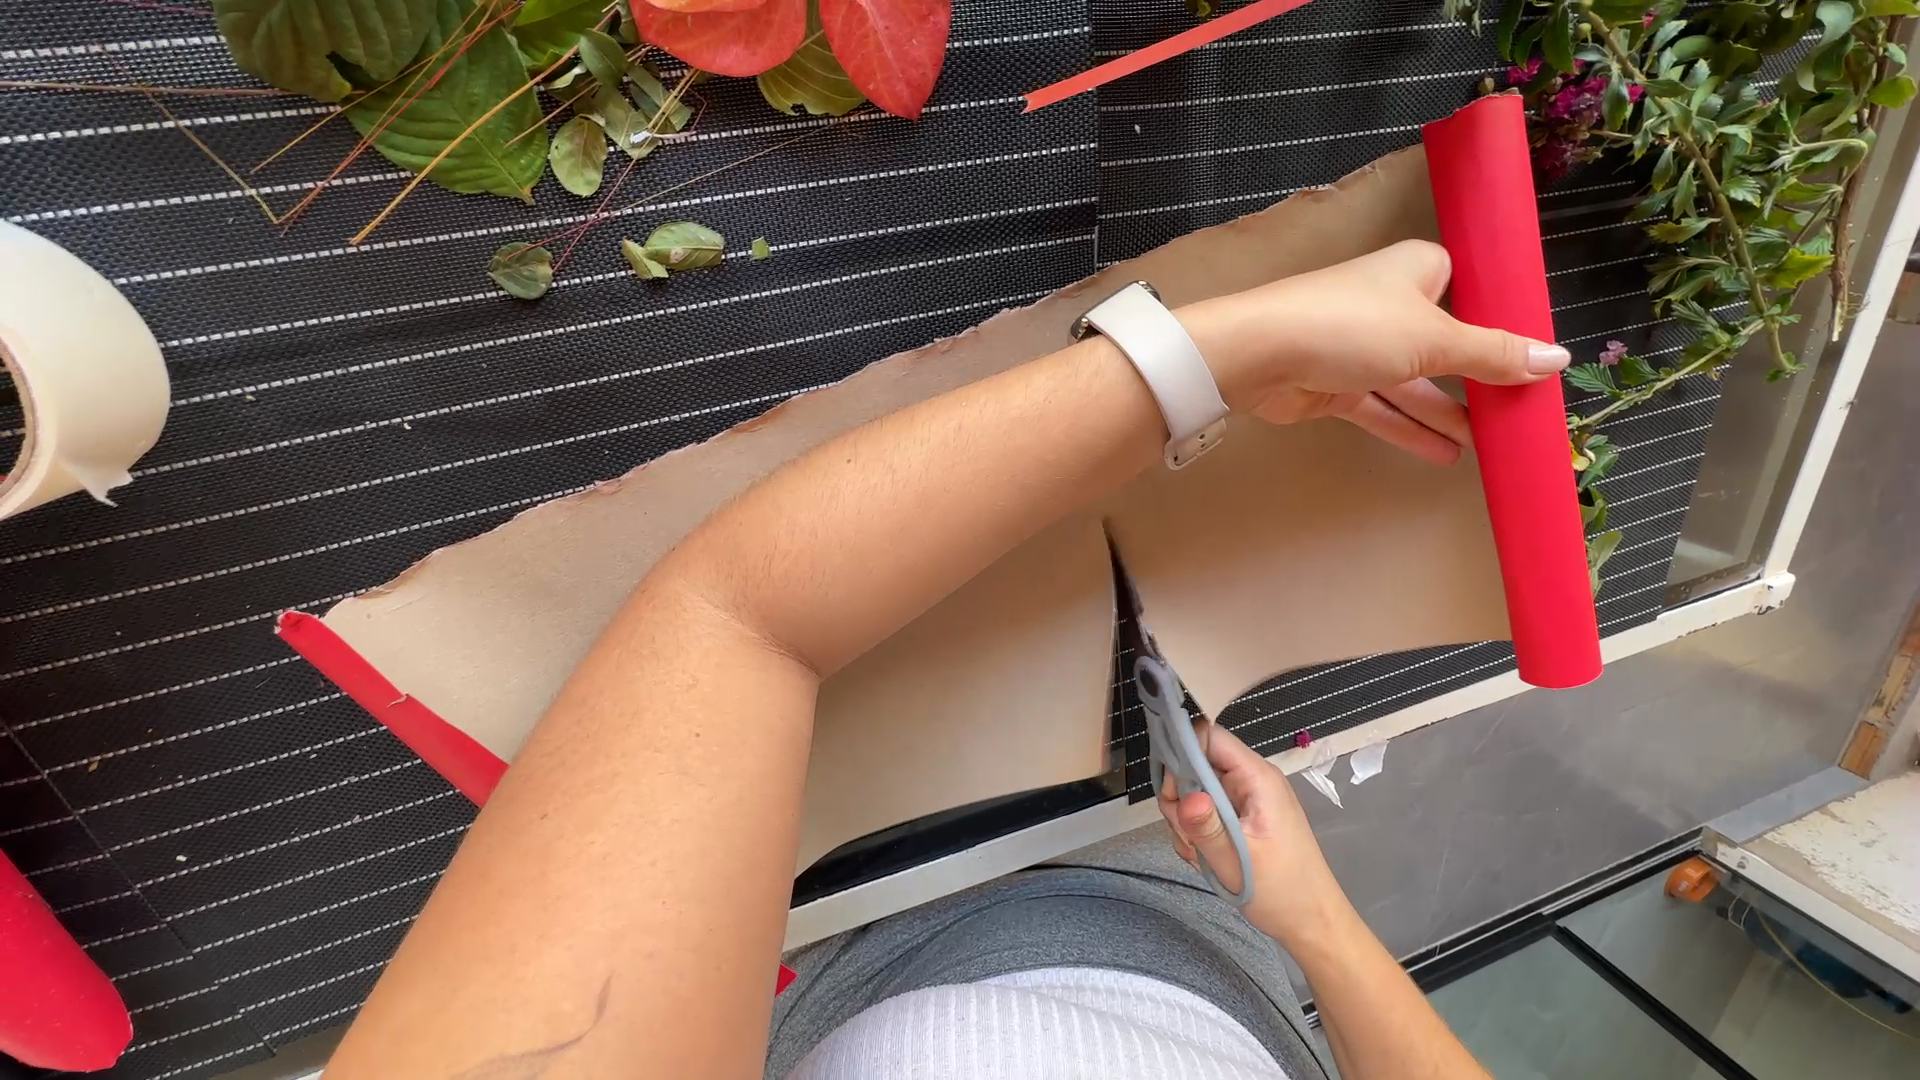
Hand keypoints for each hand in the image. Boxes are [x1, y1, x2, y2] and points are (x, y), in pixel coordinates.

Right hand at [1158, 721, 1351, 949]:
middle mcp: (1249, 780)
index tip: (1171, 789)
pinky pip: (1203, 811)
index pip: (1209, 736)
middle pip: (1195, 764)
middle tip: (1186, 833)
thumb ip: (1206, 828)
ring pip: (1194, 790)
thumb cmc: (1283, 893)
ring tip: (1201, 853)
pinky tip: (1206, 858)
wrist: (1312, 925)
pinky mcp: (1238, 816)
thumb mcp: (1237, 862)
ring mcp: (1243, 799)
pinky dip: (1196, 833)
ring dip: (1186, 821)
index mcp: (1256, 778)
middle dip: (1180, 797)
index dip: (1182, 751)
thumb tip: (1183, 796)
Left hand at [1176, 240, 1571, 465]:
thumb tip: (1556, 359)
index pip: (1473, 293)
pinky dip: (1408, 429)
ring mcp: (1357, 350)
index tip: (1538, 358)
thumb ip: (1492, 354)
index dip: (1502, 324)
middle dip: (1479, 380)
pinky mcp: (1332, 387)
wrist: (1258, 354)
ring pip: (1413, 384)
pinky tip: (1445, 455)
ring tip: (1491, 448)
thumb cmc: (1352, 327)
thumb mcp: (1434, 339)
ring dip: (1447, 415)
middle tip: (1521, 414)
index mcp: (1418, 272)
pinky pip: (1380, 408)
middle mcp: (1389, 306)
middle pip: (1445, 346)